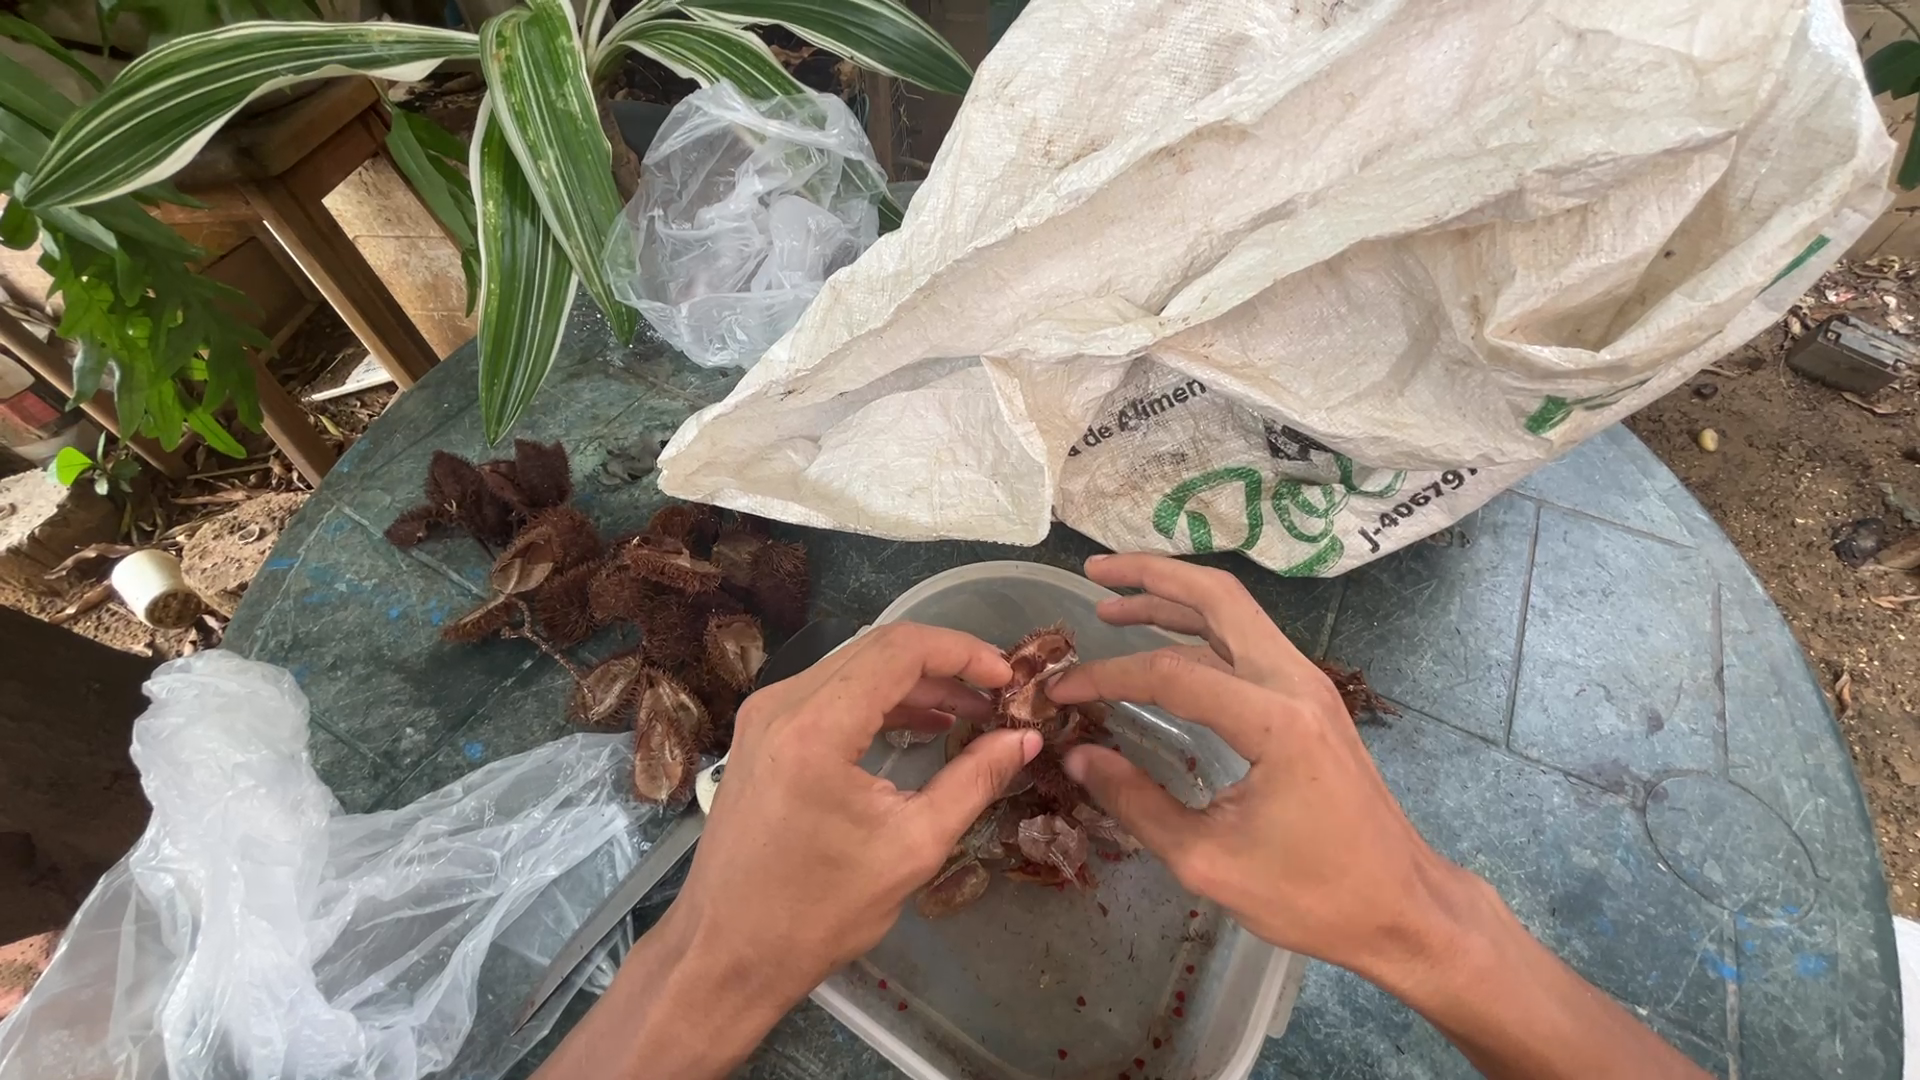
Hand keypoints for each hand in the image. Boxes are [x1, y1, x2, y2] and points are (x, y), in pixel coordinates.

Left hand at [677, 621, 1042, 999]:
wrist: (724, 954)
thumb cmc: (818, 913)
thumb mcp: (913, 846)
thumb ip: (975, 780)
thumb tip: (1026, 739)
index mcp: (816, 727)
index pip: (900, 650)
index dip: (962, 652)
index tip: (1006, 676)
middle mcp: (783, 702)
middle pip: (878, 648)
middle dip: (945, 663)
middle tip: (995, 691)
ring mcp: (766, 713)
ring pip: (856, 665)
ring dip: (915, 681)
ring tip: (971, 709)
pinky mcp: (764, 730)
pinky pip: (832, 691)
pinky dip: (881, 699)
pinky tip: (923, 722)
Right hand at [1048, 554, 1708, 1079]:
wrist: (1406, 909)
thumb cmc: (1312, 895)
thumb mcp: (1208, 862)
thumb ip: (1135, 802)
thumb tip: (1077, 755)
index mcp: (1275, 722)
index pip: (1172, 673)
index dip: (1107, 675)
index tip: (1062, 690)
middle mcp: (1294, 681)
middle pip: (1217, 596)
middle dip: (1150, 574)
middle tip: (1095, 571)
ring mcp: (1307, 682)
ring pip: (1233, 609)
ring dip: (1172, 593)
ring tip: (1113, 597)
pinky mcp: (1308, 694)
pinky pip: (1244, 636)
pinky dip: (1197, 621)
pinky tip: (1163, 633)